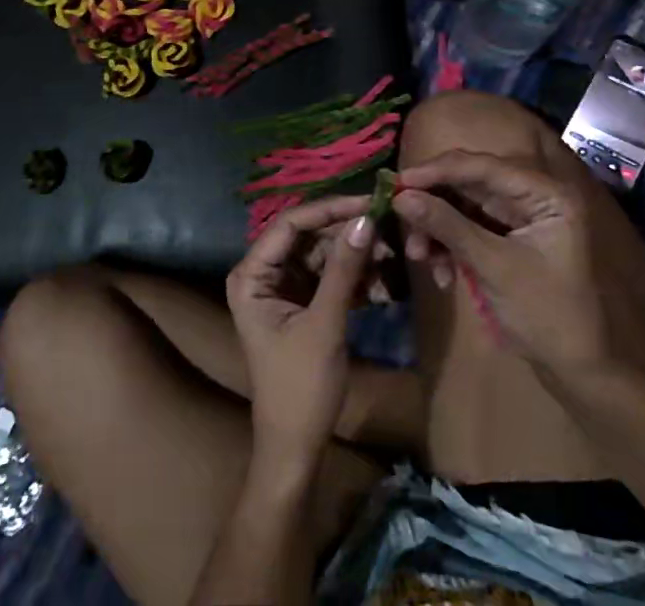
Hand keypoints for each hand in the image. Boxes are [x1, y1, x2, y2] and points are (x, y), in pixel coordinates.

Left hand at [226, 195, 373, 465]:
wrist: (296, 443)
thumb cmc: (300, 386)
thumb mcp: (324, 324)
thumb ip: (343, 270)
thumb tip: (366, 220)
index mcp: (251, 275)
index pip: (289, 224)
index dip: (329, 209)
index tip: (370, 202)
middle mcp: (264, 273)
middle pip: (309, 236)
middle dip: (348, 233)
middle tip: (390, 229)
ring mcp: (285, 288)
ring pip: (324, 255)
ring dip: (357, 255)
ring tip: (393, 257)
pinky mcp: (305, 303)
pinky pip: (331, 277)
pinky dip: (356, 277)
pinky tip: (385, 281)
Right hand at [391, 150, 644, 381]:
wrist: (579, 367)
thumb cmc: (547, 313)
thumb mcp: (493, 266)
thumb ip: (447, 226)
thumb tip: (401, 197)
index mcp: (546, 194)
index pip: (483, 167)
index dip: (437, 171)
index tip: (397, 181)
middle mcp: (533, 197)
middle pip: (468, 183)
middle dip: (433, 204)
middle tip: (400, 221)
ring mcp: (518, 218)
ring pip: (461, 207)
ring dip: (436, 229)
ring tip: (420, 259)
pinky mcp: (505, 238)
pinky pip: (466, 229)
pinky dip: (448, 247)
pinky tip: (442, 276)